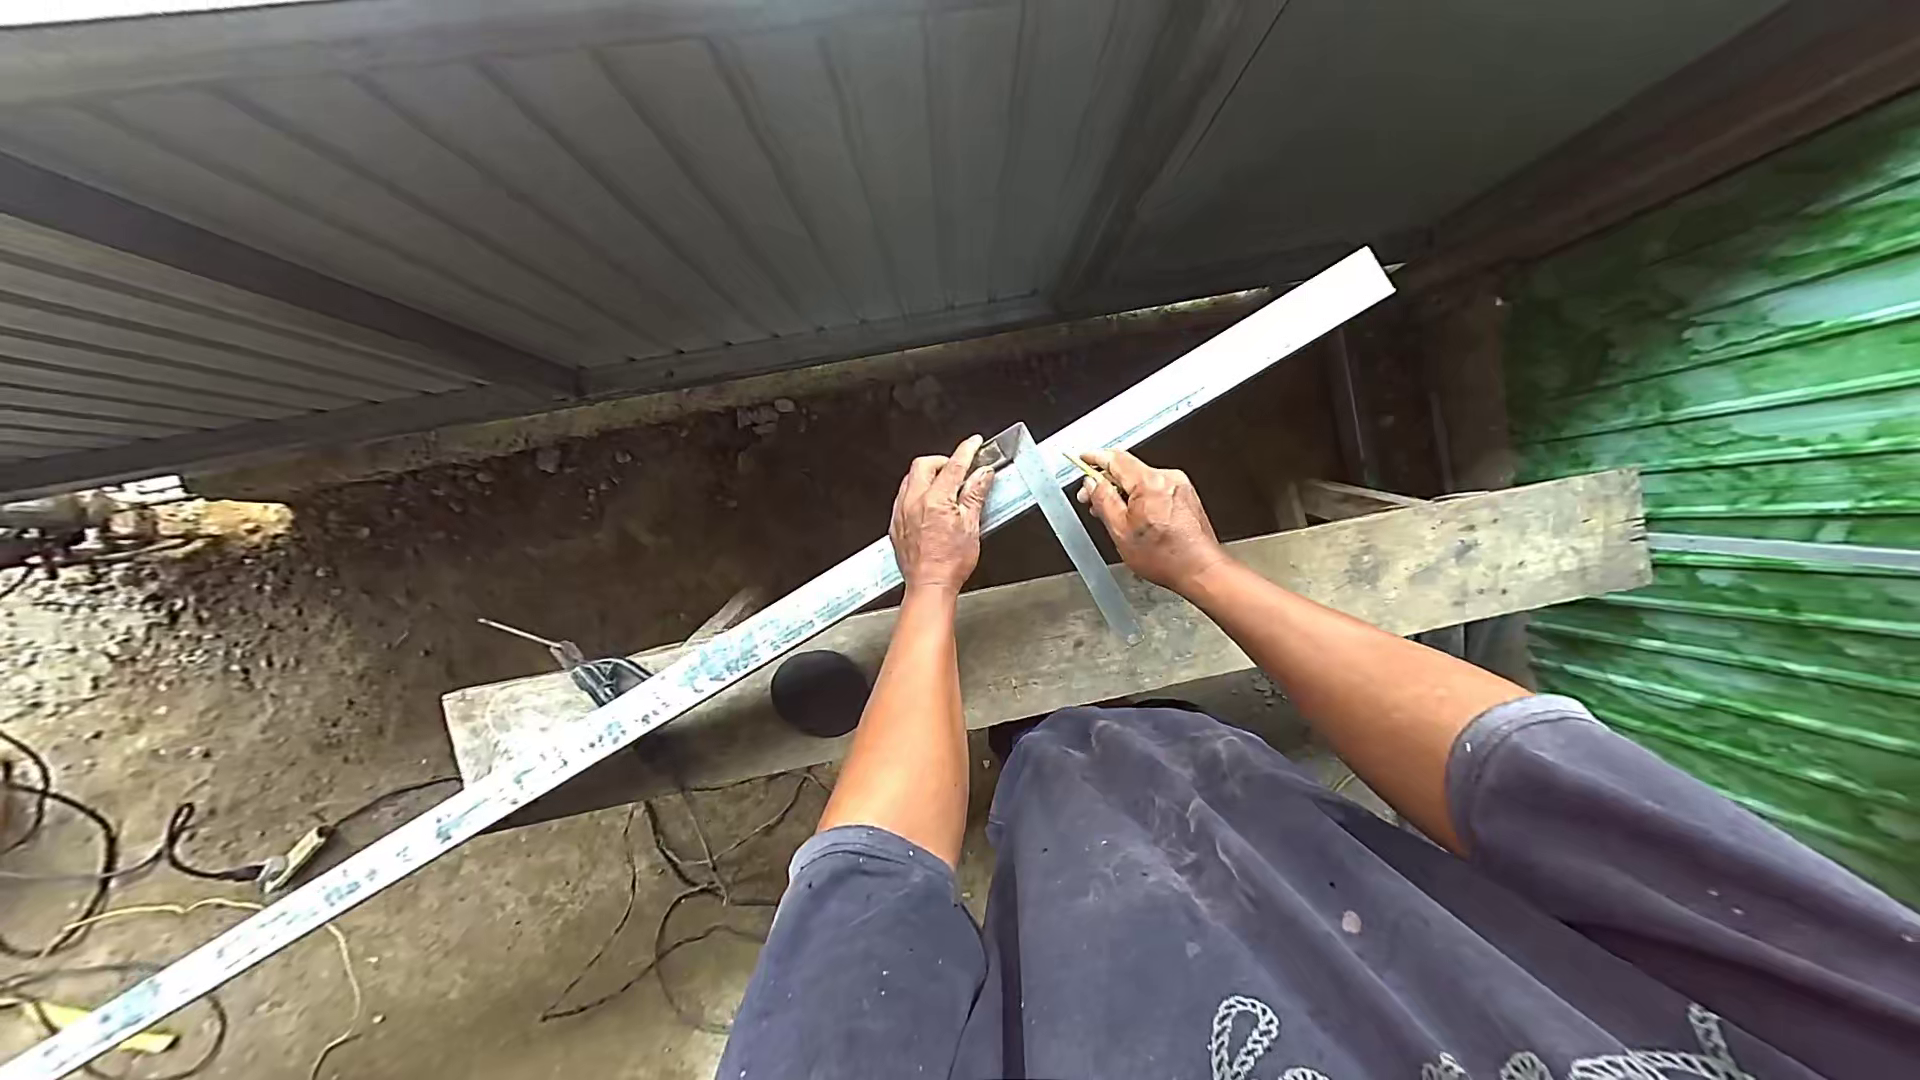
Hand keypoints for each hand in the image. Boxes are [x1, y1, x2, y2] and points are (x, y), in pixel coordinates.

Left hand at [890, 435, 994, 595]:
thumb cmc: (949, 564)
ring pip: (910, 479)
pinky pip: (903, 497)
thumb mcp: (971, 526)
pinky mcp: (896, 524)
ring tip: (944, 486)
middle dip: (942, 461)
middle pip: (924, 464)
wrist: (929, 586)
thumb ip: (975, 495)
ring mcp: (902, 513)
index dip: (966, 450)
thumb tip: (983, 474)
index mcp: (935, 500)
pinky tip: (928, 503)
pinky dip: (916, 492)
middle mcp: (914, 502)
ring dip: (927, 476)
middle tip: (957, 468)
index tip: (974, 444)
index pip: (953, 465)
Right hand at [1077, 448, 1229, 592]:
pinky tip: (1133, 516)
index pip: (1115, 458)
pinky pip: (1155, 488)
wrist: (1200, 570)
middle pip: (1128, 469)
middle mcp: (1168, 478)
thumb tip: (1091, 484)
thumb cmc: (1166, 556)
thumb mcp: (1120, 530)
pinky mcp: (1185, 496)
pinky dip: (1140, 497)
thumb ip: (1102, 501)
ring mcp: (1179, 486)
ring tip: (1111, 513)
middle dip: (1106, 482)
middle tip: (1090, 497)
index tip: (1083, 458)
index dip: (1094, 457)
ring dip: (1123, 492)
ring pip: (1141, 480)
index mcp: (1150, 482)